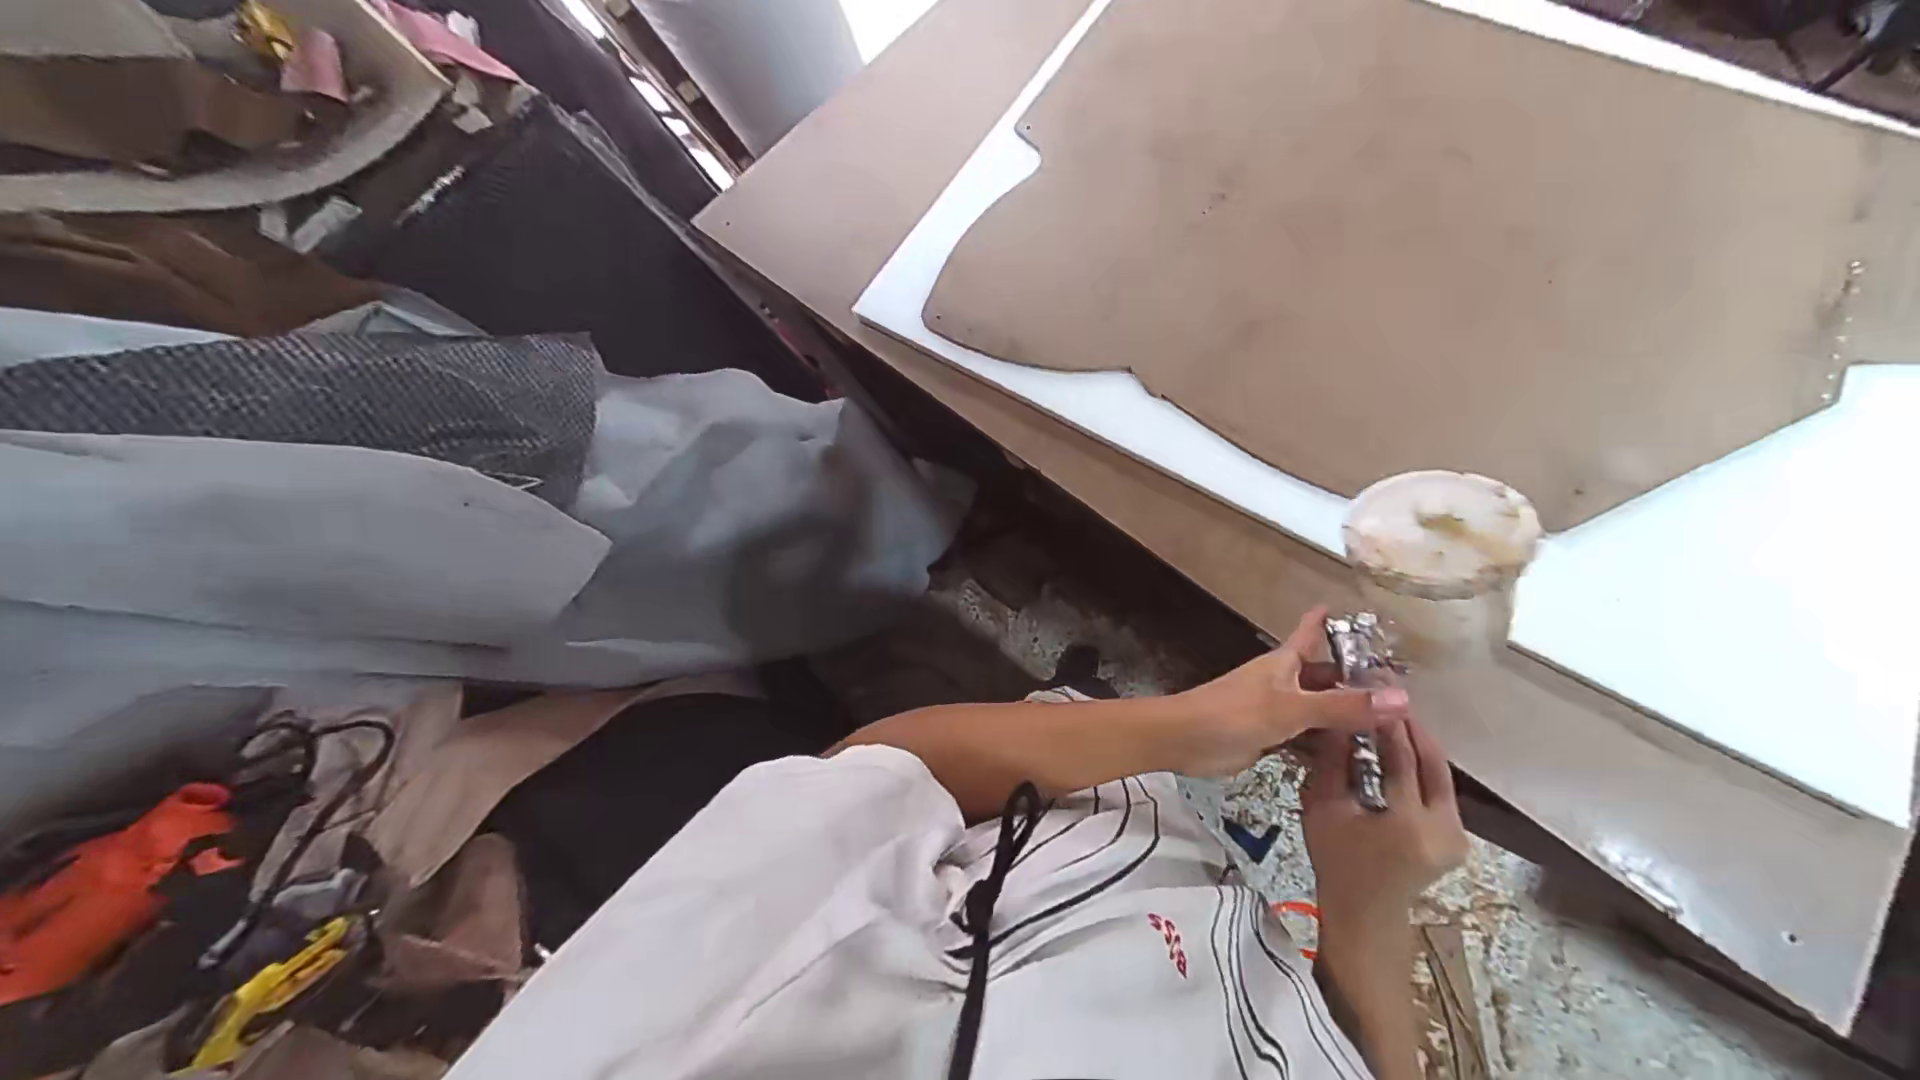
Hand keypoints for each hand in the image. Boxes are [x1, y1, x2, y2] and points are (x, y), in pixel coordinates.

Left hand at [1170, 606, 1410, 777]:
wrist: (1184, 739)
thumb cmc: (1234, 712)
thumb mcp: (1292, 707)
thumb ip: (1344, 706)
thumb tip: (1404, 698)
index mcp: (1285, 663)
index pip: (1312, 633)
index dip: (1329, 621)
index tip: (1353, 609)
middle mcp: (1283, 682)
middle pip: (1325, 677)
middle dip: (1357, 683)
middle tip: (1406, 694)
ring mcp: (1275, 710)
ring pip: (1319, 711)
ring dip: (1346, 719)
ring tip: (1394, 732)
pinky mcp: (1268, 737)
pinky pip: (1307, 739)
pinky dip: (1328, 746)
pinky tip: (1357, 760)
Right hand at [1302, 712, 1467, 928]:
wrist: (1365, 911)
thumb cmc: (1336, 860)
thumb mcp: (1323, 808)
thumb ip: (1332, 763)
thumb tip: (1337, 719)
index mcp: (1408, 822)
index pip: (1401, 757)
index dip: (1386, 721)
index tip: (1372, 689)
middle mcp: (1444, 827)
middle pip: (1431, 761)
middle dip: (1408, 725)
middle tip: (1386, 693)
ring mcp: (1457, 834)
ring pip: (1440, 773)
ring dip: (1417, 742)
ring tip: (1389, 715)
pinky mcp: (1459, 837)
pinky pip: (1440, 788)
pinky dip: (1420, 764)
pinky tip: (1398, 748)